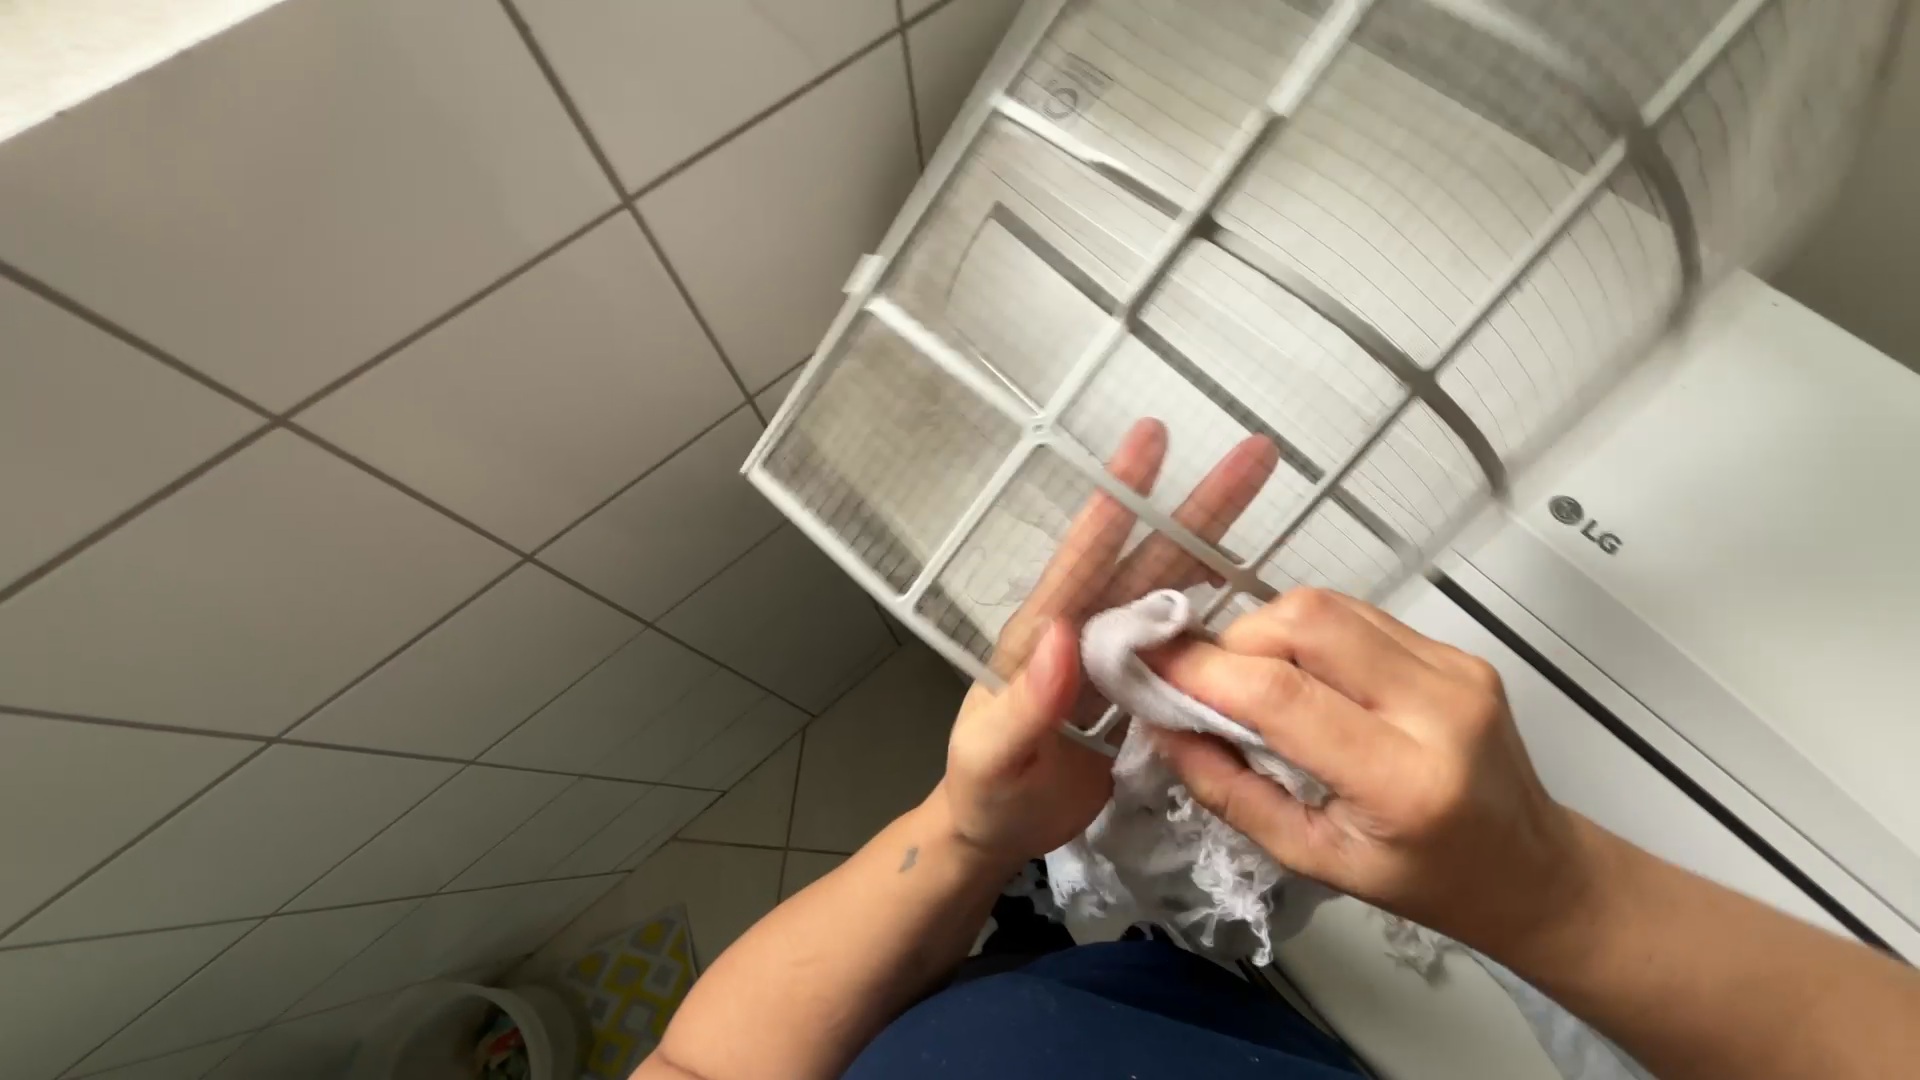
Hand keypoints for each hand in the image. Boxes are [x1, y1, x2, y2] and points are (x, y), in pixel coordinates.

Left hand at [938, 418, 1279, 862]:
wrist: (999, 828)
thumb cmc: (984, 790)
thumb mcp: (992, 755)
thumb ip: (1024, 703)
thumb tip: (1064, 635)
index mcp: (1040, 636)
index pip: (1082, 560)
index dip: (1117, 502)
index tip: (1150, 443)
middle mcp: (1083, 632)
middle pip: (1144, 562)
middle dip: (1194, 509)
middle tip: (1251, 456)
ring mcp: (1114, 659)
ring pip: (1168, 594)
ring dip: (1210, 547)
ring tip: (1259, 497)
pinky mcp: (1139, 691)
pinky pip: (1181, 644)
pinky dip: (1213, 615)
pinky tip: (1249, 595)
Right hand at [1149, 587, 1590, 952]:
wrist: (1532, 868)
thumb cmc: (1418, 878)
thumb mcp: (1310, 858)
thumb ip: (1228, 790)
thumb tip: (1162, 724)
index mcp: (1402, 780)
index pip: (1280, 695)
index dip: (1201, 670)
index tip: (1148, 664)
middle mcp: (1437, 707)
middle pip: (1304, 622)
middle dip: (1233, 641)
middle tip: (1207, 679)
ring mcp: (1452, 667)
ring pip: (1323, 605)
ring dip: (1263, 632)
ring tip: (1251, 678)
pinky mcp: (1452, 649)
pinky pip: (1349, 613)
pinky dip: (1300, 633)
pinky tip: (1300, 672)